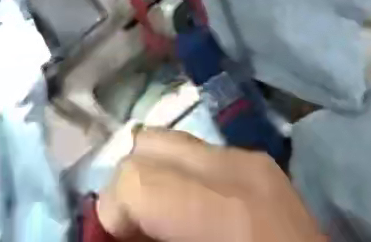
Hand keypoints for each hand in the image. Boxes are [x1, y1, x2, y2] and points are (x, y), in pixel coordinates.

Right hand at [98, 130, 327, 241]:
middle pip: (147, 144)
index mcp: (226, 209)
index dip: (110, 213)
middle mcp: (238, 165)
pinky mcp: (262, 162)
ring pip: (171, 139)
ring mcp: (253, 158)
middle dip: (128, 188)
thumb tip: (108, 228)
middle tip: (130, 234)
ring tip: (158, 223)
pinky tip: (190, 216)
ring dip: (154, 178)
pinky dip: (181, 178)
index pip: (135, 177)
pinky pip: (200, 152)